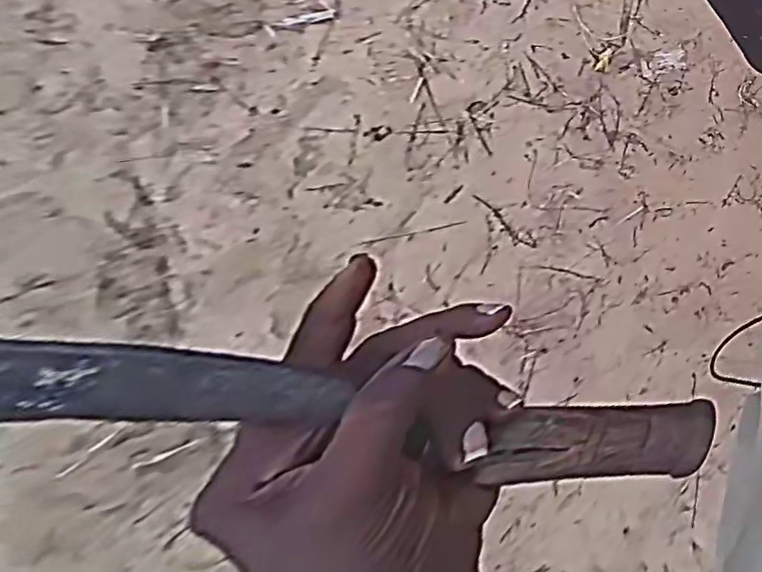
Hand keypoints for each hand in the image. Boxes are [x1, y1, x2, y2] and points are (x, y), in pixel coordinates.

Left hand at [191, 257, 515, 571]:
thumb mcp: (349, 491)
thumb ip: (382, 410)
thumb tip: (425, 347)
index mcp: (273, 459)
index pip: (299, 369)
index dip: (332, 314)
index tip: (360, 269)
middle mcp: (328, 437)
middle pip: (386, 361)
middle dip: (437, 356)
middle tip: (487, 321)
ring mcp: (384, 437)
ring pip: (436, 376)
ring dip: (464, 401)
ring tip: (471, 441)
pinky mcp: (432, 438)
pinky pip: (467, 395)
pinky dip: (484, 408)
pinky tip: (488, 431)